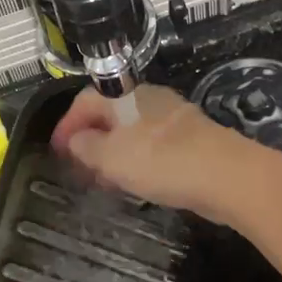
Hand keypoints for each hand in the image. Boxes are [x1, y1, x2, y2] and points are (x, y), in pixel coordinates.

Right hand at [49, 86, 247, 216]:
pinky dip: (137, 163)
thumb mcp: (112, 157)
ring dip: (113, 155)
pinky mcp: (192, 142)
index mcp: (126, 96)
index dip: (67, 124)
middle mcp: (149, 101)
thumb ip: (87, 147)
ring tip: (103, 182)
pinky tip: (136, 184)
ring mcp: (173, 120)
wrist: (226, 175)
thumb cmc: (162, 161)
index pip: (86, 100)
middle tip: (77, 169)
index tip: (55, 150)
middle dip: (90, 141)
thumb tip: (76, 140)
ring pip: (132, 133)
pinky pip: (153, 148)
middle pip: (110, 115)